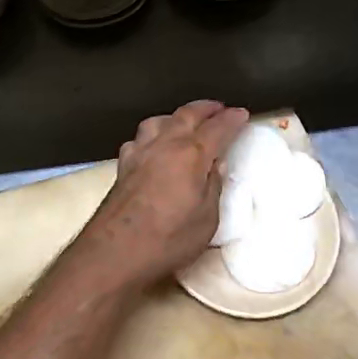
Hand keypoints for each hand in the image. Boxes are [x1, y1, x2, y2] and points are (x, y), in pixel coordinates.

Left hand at [73, 101, 248, 292]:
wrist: (116, 250)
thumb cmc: (169, 238)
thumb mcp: (207, 219)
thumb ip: (213, 187)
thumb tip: (216, 165)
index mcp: (191, 155)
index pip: (217, 129)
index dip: (232, 120)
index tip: (242, 114)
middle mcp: (164, 145)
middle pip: (186, 115)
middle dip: (206, 108)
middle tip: (219, 108)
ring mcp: (139, 152)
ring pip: (158, 121)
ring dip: (176, 117)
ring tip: (186, 122)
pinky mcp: (123, 165)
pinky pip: (140, 138)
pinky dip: (152, 134)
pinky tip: (154, 145)